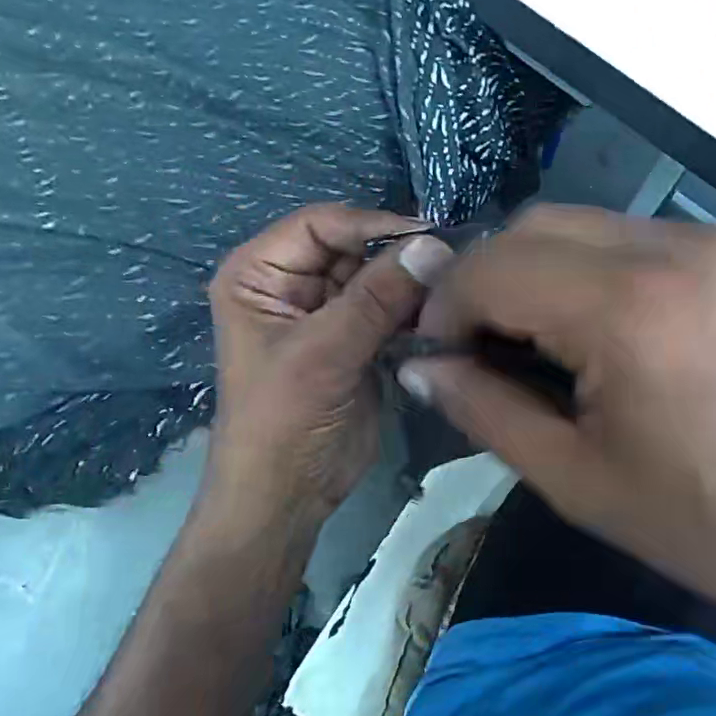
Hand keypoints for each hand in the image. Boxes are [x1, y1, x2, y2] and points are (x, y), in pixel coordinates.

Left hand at [204, 204, 453, 530]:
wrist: (292, 490)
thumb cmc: (285, 418)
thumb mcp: (324, 352)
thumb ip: (376, 298)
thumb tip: (434, 246)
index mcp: (261, 274)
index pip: (321, 225)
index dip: (373, 225)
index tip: (430, 237)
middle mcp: (296, 286)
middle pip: (356, 250)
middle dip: (401, 259)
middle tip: (453, 271)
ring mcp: (332, 316)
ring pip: (382, 281)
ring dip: (415, 288)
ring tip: (454, 297)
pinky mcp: (362, 343)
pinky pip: (395, 313)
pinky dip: (419, 315)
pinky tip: (445, 322)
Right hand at [402, 206, 715, 653]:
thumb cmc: (714, 529)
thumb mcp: (582, 480)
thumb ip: (489, 409)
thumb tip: (424, 367)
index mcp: (630, 306)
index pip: (496, 265)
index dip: (448, 306)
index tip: (438, 357)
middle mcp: (677, 249)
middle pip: (540, 227)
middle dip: (491, 281)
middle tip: (480, 353)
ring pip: (591, 228)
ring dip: (544, 274)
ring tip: (536, 349)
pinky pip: (643, 244)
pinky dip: (598, 275)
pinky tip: (599, 335)